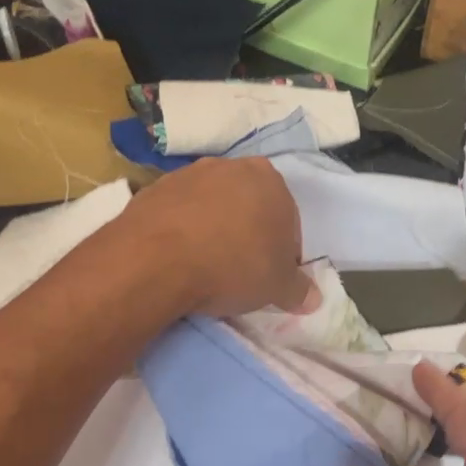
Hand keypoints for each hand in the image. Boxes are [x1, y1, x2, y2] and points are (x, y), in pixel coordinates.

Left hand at [121, 156, 317, 316]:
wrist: (156, 260)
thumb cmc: (233, 266)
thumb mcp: (277, 287)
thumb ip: (299, 290)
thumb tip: (312, 298)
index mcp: (270, 180)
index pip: (288, 220)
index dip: (283, 252)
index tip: (271, 276)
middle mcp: (231, 167)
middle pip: (249, 207)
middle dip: (249, 235)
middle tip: (241, 272)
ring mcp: (188, 174)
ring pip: (213, 208)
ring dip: (215, 232)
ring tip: (207, 267)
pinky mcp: (153, 189)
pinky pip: (180, 215)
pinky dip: (184, 233)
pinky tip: (180, 260)